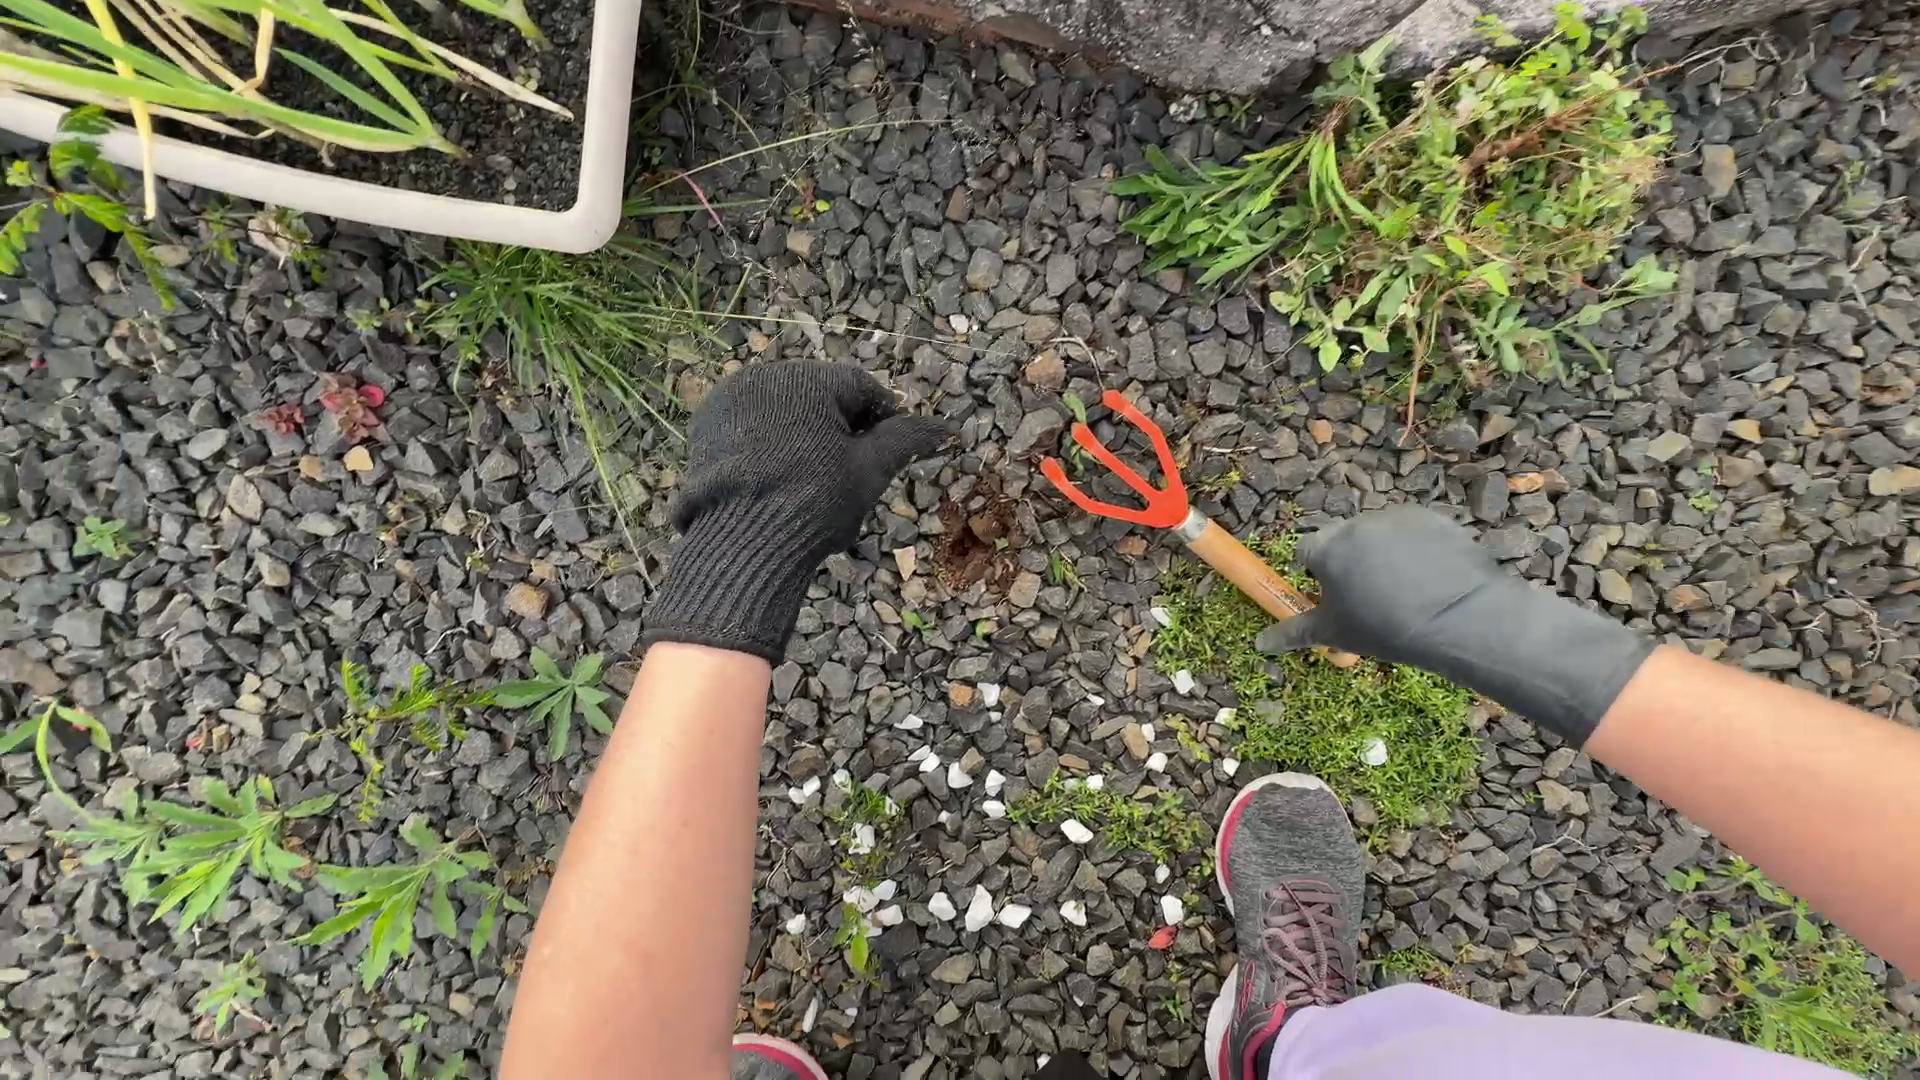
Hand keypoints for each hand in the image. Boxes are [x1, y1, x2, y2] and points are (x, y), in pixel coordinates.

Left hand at [641, 361, 946, 662]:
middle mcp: (764, 375)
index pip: (861, 387)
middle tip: (852, 470)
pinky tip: (779, 477)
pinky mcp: (705, 424)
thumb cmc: (815, 501)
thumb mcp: (870, 469)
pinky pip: (752, 422)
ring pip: (785, 409)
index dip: (881, 419)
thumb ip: (906, 439)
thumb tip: (946, 427)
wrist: (741, 543)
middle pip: (820, 395)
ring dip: (805, 433)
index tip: (887, 452)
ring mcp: (729, 398)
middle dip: (841, 427)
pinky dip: (770, 442)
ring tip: (814, 478)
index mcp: (808, 378)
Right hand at [1254, 505, 1654, 745]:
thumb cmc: (1386, 628)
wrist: (1461, 619)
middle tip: (1368, 594)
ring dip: (1381, 551)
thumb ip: (1293, 633)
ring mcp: (1396, 517)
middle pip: (1341, 538)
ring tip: (1404, 587)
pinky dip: (1416, 547)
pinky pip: (1414, 530)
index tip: (1333, 594)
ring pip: (1378, 533)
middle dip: (1348, 559)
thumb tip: (1258, 645)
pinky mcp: (1433, 518)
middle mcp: (1356, 524)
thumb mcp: (1336, 633)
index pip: (1306, 552)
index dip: (1316, 574)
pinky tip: (1431, 576)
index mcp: (1326, 548)